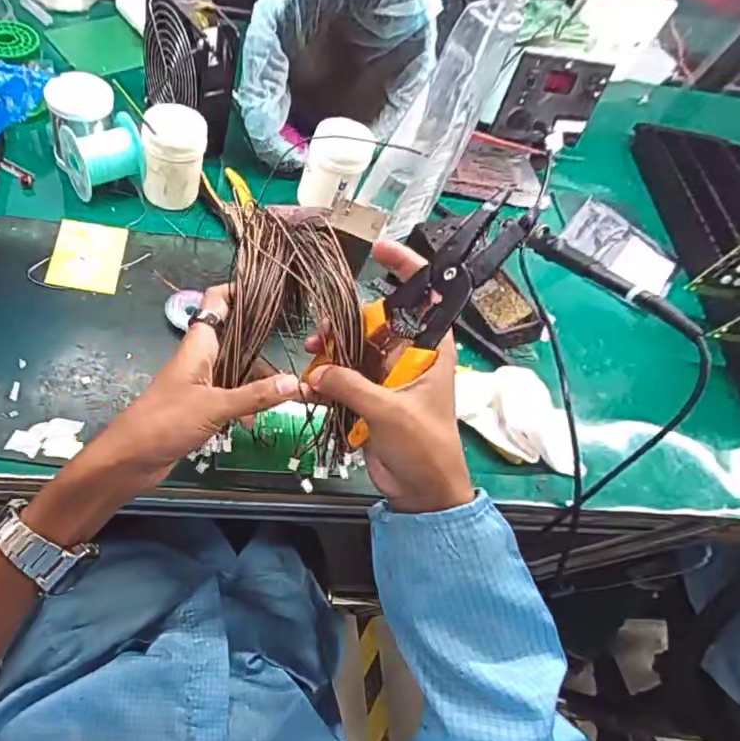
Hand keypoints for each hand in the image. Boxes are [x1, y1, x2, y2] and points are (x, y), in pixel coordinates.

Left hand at [67, 283, 302, 496]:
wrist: (130, 458)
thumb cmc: (165, 422)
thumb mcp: (214, 406)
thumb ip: (254, 395)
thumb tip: (294, 383)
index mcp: (198, 346)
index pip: (216, 302)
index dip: (239, 291)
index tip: (269, 291)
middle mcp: (199, 360)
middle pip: (235, 340)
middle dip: (261, 348)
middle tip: (293, 357)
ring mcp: (197, 385)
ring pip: (234, 372)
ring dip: (255, 385)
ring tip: (279, 400)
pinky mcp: (197, 409)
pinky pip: (227, 399)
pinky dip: (242, 407)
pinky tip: (251, 424)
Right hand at [303, 240, 473, 514]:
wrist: (420, 490)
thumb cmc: (425, 448)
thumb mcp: (389, 412)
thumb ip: (350, 387)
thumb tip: (315, 373)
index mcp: (430, 350)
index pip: (424, 298)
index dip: (406, 270)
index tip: (381, 250)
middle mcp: (407, 358)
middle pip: (373, 323)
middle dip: (345, 324)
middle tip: (321, 335)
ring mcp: (385, 378)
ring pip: (351, 351)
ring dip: (329, 356)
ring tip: (312, 364)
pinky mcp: (367, 398)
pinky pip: (341, 379)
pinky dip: (325, 383)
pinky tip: (309, 389)